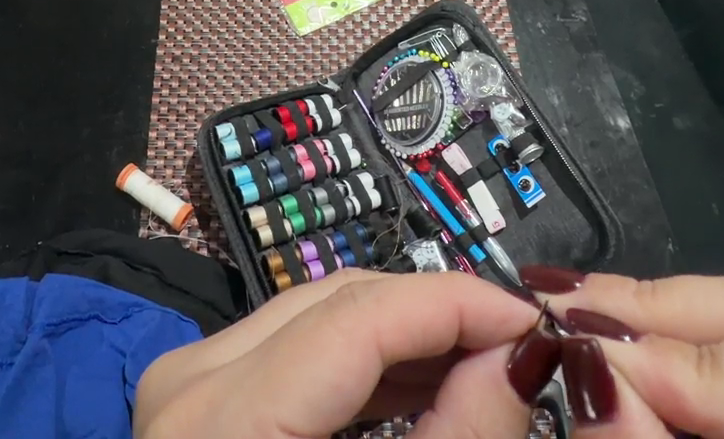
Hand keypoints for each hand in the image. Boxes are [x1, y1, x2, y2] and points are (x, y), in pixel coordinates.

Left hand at [134, 269, 540, 437]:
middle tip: (518, 345)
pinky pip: (297, 347)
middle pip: (339, 304)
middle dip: (436, 314)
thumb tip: (516, 357)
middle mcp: (194, 376)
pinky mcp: (205, 397)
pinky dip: (365, 360)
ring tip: (485, 360)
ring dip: (406, 335)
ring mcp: (191, 381)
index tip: (531, 321)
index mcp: (222, 418)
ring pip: (320, 316)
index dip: (453, 304)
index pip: (358, 316)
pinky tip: (423, 379)